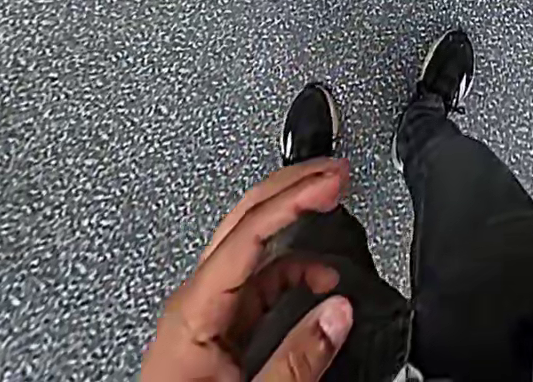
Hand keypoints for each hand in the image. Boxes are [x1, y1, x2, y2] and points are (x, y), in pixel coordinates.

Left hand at [141, 159, 353, 381]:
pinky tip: (324, 277)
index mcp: (193, 309)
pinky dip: (301, 264)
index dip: (297, 197)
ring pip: (257, 240)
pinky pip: (266, 275)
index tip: (334, 182)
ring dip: (299, 218)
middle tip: (336, 171)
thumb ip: (294, 360)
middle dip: (295, 184)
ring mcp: (209, 309)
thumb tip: (339, 310)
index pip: (251, 228)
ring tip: (334, 207)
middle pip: (248, 215)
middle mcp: (198, 299)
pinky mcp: (223, 325)